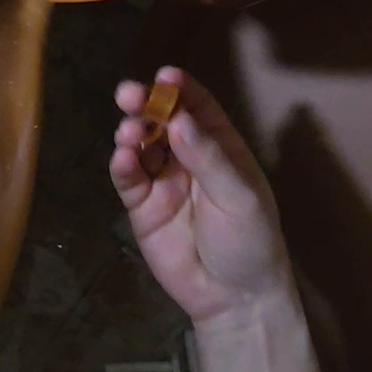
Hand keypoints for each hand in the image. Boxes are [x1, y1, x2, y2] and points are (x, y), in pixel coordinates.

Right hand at [110, 67, 292, 330]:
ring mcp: (162, 181)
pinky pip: (128, 179)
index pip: (199, 109)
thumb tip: (178, 120)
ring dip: (131, 133)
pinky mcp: (141, 206)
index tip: (165, 74)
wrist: (233, 297)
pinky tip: (121, 158)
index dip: (182, 89)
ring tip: (128, 132)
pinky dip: (121, 165)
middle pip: (161, 121)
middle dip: (145, 105)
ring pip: (140, 146)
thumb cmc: (250, 241)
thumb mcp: (239, 197)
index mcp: (221, 148)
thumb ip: (208, 158)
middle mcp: (188, 158)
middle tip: (128, 94)